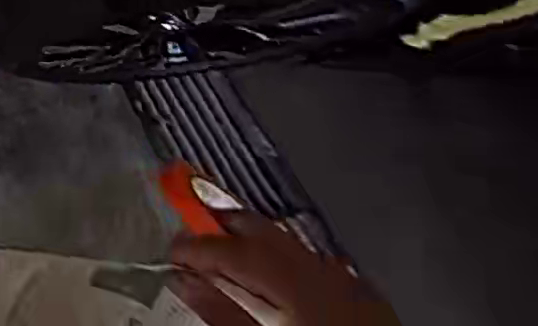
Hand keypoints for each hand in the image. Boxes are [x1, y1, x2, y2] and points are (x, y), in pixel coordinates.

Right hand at [168, 210, 399, 325]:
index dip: (197, 246)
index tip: (170, 252)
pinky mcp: (368, 301)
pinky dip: (282, 262)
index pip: (232, 249)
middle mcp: (321, 270)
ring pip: (286, 244)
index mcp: (295, 280)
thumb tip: (182, 279)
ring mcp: (348, 284)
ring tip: (226, 255)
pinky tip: (274, 280)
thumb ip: (225, 314)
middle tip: (192, 233)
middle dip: (221, 224)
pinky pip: (312, 264)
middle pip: (260, 229)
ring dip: (251, 242)